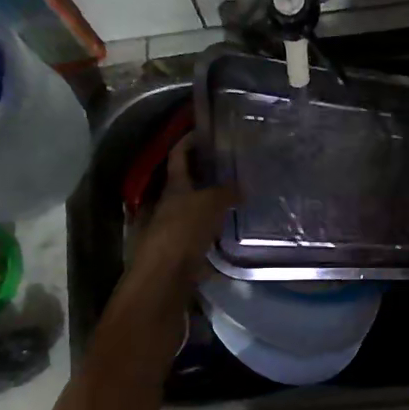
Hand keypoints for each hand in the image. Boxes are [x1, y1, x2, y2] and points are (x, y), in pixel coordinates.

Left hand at [128, 140, 234, 292]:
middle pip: (186, 186)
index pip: (178, 155)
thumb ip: (226, 193)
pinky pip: (202, 243)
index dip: (188, 141)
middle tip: (232, 170)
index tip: (205, 132)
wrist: (166, 277)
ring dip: (212, 210)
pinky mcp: (182, 256)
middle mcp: (169, 206)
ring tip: (238, 204)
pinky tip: (234, 240)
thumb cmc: (183, 231)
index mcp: (173, 187)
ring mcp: (174, 232)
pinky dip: (216, 241)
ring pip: (195, 214)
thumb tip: (242, 187)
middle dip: (206, 178)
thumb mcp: (210, 204)